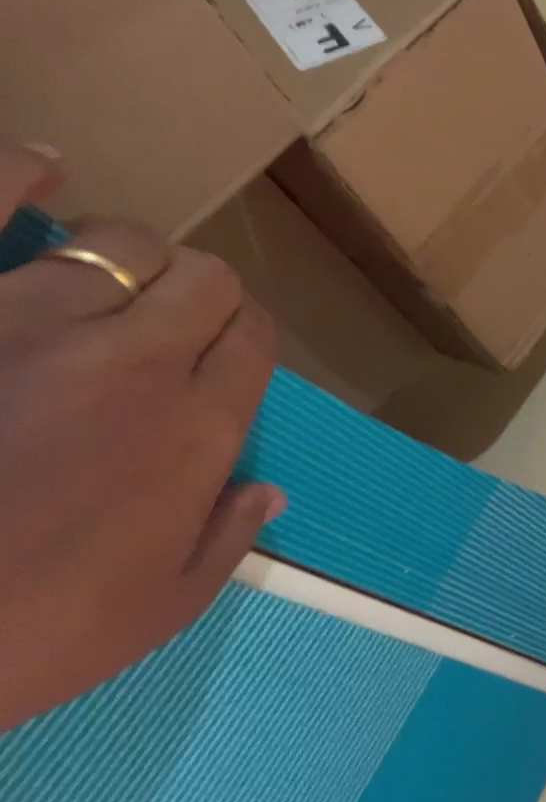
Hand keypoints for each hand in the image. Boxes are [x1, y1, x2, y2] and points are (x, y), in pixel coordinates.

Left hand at [0, 144, 280, 731]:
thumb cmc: (25, 636)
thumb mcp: (159, 609)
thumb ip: (224, 538)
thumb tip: (265, 490)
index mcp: (198, 431)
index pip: (257, 342)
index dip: (247, 336)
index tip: (226, 350)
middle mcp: (134, 362)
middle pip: (205, 282)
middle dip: (201, 291)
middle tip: (171, 312)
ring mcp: (24, 323)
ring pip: (116, 243)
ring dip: (126, 253)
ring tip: (104, 265)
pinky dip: (15, 175)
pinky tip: (37, 165)